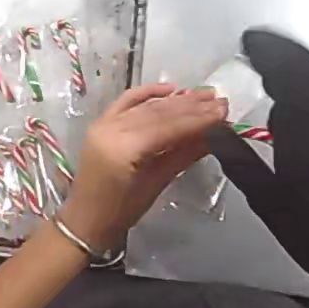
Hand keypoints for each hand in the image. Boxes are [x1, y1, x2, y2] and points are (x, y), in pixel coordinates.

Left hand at [58, 83, 228, 252]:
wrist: (85, 219)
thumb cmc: (120, 211)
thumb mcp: (156, 184)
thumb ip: (183, 155)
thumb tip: (213, 135)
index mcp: (122, 149)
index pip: (167, 126)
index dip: (197, 118)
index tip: (223, 111)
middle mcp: (111, 129)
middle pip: (157, 112)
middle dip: (191, 106)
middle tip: (220, 101)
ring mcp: (103, 124)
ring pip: (145, 106)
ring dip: (175, 100)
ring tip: (204, 95)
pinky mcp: (100, 124)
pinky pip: (125, 102)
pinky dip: (147, 93)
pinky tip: (170, 88)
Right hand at [206, 29, 308, 307]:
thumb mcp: (270, 203)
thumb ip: (241, 162)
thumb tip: (213, 130)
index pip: (289, 75)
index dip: (268, 55)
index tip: (248, 43)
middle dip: (284, 55)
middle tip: (258, 48)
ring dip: (304, 69)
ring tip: (277, 68)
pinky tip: (307, 97)